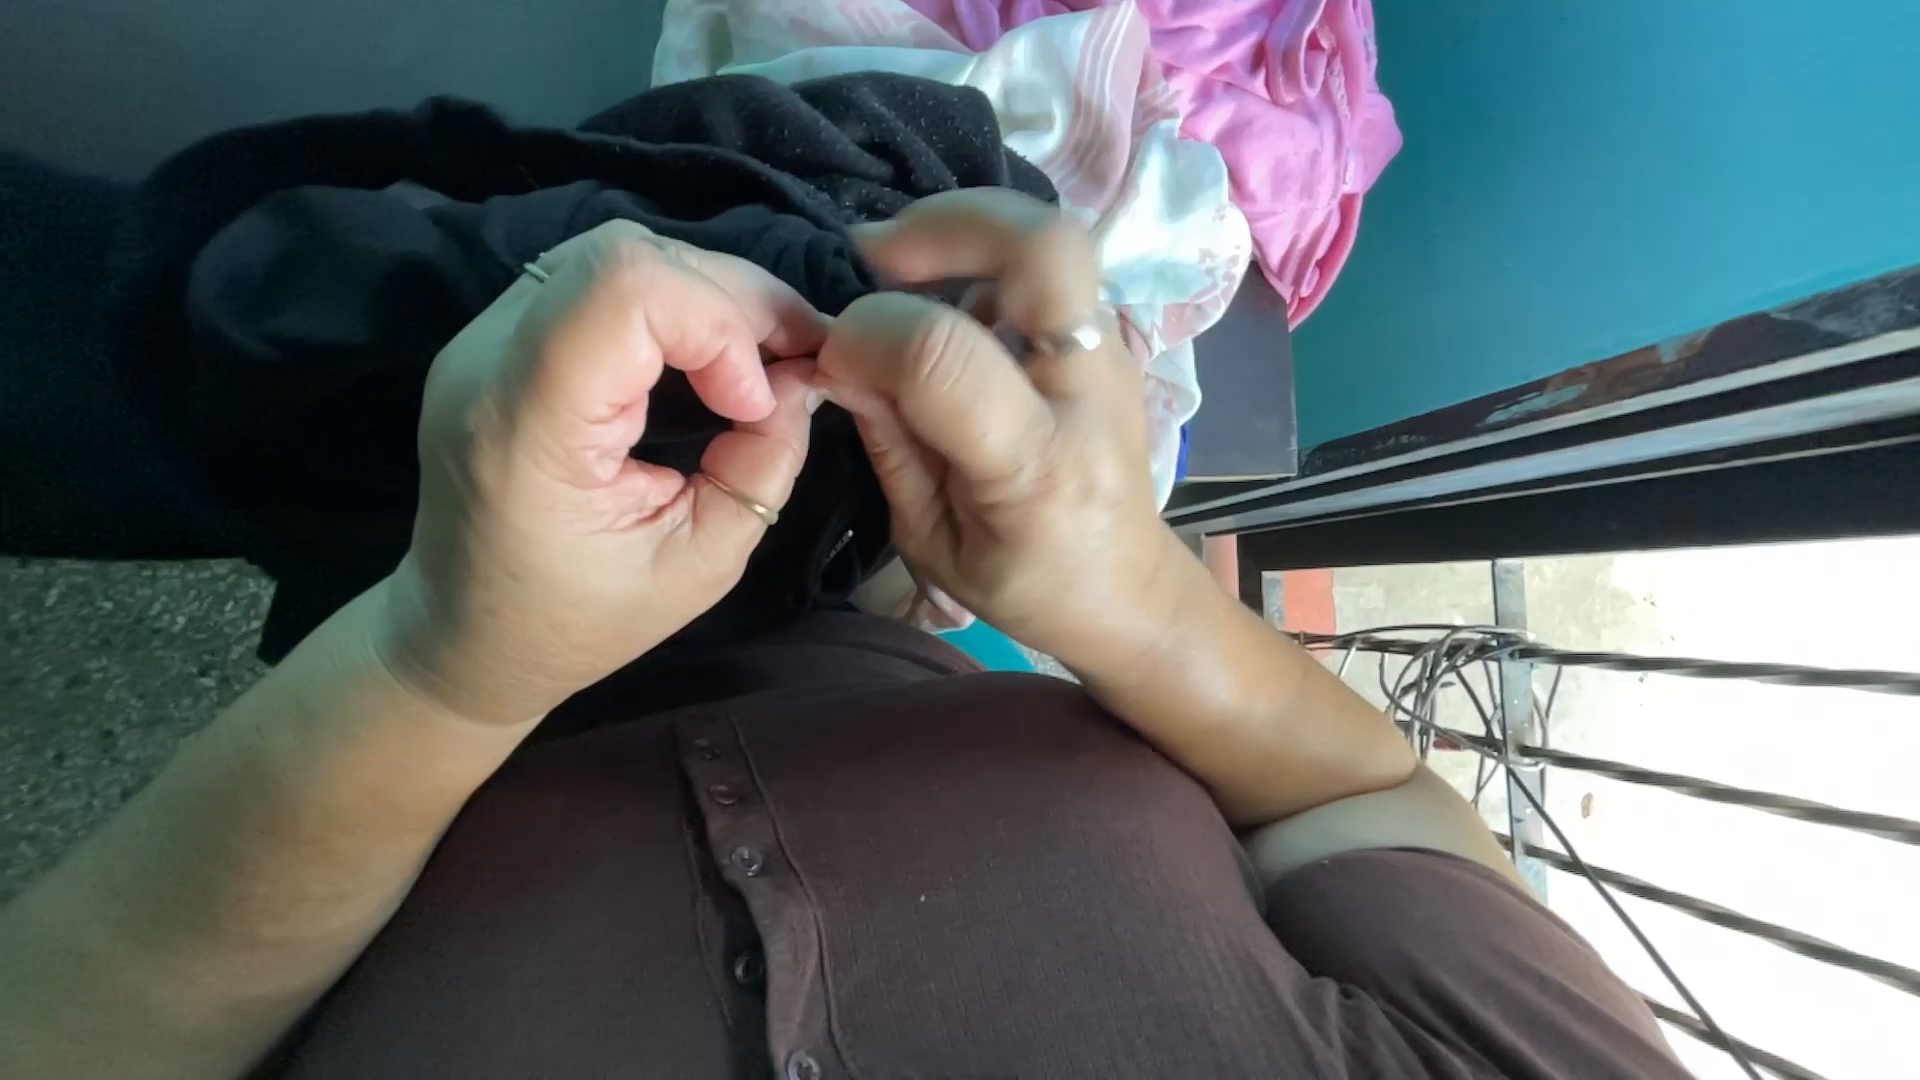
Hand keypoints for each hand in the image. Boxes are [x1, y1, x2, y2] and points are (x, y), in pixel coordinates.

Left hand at [374, 220, 827, 724]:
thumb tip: (803, 383)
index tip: (755, 403)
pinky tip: (714, 356)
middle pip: (631, 255)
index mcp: (528, 425)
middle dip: (740, 300)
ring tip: (764, 359)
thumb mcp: (701, 567)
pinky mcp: (508, 336)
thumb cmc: (581, 620)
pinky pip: (608, 282)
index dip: (721, 325)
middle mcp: (492, 357)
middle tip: (797, 360)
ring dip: (715, 297)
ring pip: (622, 254)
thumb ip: (763, 467)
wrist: (465, 633)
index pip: (625, 288)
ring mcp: (489, 336)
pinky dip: (683, 305)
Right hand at [816, 190, 1190, 671]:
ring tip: (909, 279)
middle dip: (944, 224)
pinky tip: (954, 306)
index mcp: (1037, 466)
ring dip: (965, 238)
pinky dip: (988, 263)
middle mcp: (1088, 394)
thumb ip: (889, 445)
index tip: (837, 358)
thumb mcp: (933, 542)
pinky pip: (1050, 272)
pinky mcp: (1113, 347)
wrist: (1130, 591)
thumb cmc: (1029, 588)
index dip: (869, 335)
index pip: (943, 356)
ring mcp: (1113, 360)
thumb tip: (841, 359)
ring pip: (1051, 242)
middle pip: (1042, 247)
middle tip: (877, 254)